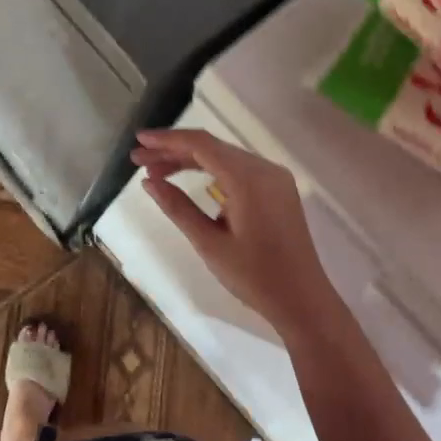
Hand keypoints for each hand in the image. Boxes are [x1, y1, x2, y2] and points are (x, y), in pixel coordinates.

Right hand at [131, 129, 338, 328]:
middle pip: (212, 148)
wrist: (302, 300)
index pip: (201, 145)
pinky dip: (209, 170)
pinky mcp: (276, 190)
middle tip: (138, 160)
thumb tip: (148, 182)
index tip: (139, 141)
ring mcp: (274, 179)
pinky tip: (187, 180)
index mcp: (249, 179)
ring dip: (189, 160)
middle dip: (173, 150)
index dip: (167, 140)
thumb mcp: (208, 243)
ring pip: (223, 157)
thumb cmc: (254, 276)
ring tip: (155, 172)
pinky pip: (237, 169)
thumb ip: (177, 207)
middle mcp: (265, 169)